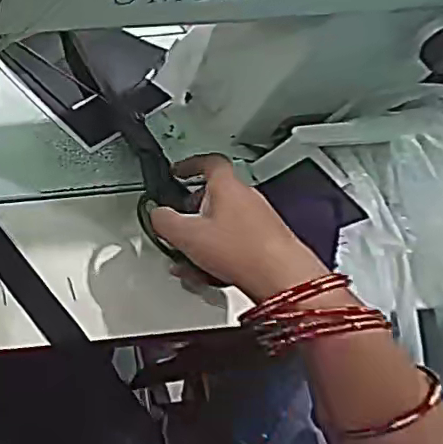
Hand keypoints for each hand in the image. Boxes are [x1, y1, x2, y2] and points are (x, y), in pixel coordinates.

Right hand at [147, 155, 330, 302]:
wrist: (285, 281)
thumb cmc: (245, 252)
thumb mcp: (185, 234)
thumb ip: (162, 219)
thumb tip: (157, 214)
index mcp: (228, 188)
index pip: (209, 163)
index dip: (189, 165)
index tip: (178, 172)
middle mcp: (248, 199)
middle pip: (211, 198)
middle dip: (190, 214)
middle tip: (178, 226)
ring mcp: (260, 221)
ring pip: (221, 224)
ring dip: (201, 240)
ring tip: (191, 262)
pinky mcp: (267, 242)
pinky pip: (233, 242)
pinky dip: (217, 254)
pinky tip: (208, 274)